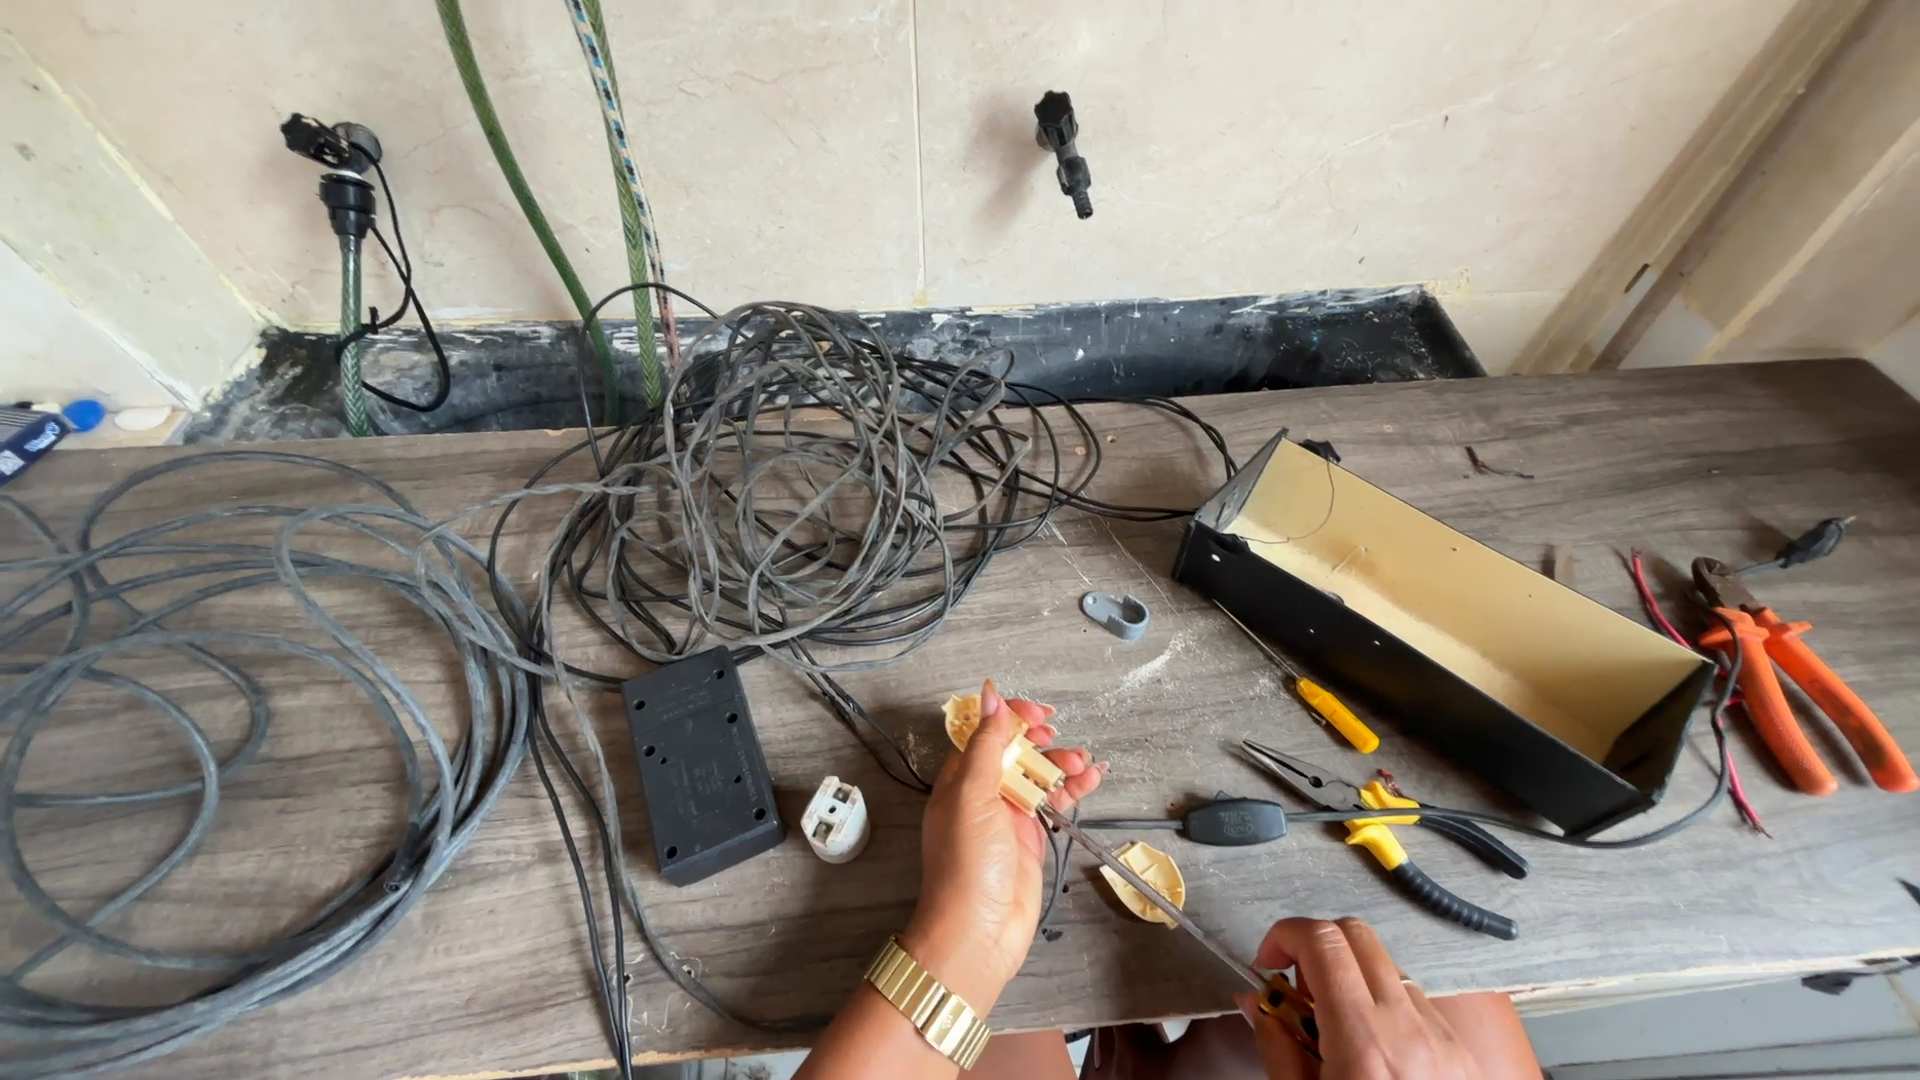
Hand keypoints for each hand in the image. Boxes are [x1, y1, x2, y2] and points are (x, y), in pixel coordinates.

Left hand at [902, 679, 1102, 1011]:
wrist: (978, 932)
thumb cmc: (967, 861)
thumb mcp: (972, 795)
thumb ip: (986, 745)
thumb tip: (989, 696)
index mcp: (961, 777)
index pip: (986, 732)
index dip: (1011, 716)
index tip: (1038, 714)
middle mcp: (983, 791)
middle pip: (1015, 750)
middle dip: (1038, 739)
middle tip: (1057, 736)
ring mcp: (1008, 814)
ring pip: (1038, 774)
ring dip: (1060, 762)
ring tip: (1082, 763)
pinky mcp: (1031, 837)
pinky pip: (1053, 801)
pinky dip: (1073, 788)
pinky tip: (1093, 777)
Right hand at [1237, 917, 1482, 1079]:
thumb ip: (1276, 1046)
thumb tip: (1255, 1000)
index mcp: (1363, 1041)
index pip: (1321, 940)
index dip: (1283, 936)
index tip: (1268, 965)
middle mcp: (1408, 1027)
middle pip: (1354, 933)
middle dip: (1315, 944)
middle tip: (1298, 987)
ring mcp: (1444, 1039)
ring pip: (1385, 964)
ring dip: (1351, 974)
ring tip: (1336, 1026)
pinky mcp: (1465, 1056)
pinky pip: (1415, 999)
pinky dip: (1384, 1003)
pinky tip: (1375, 1052)